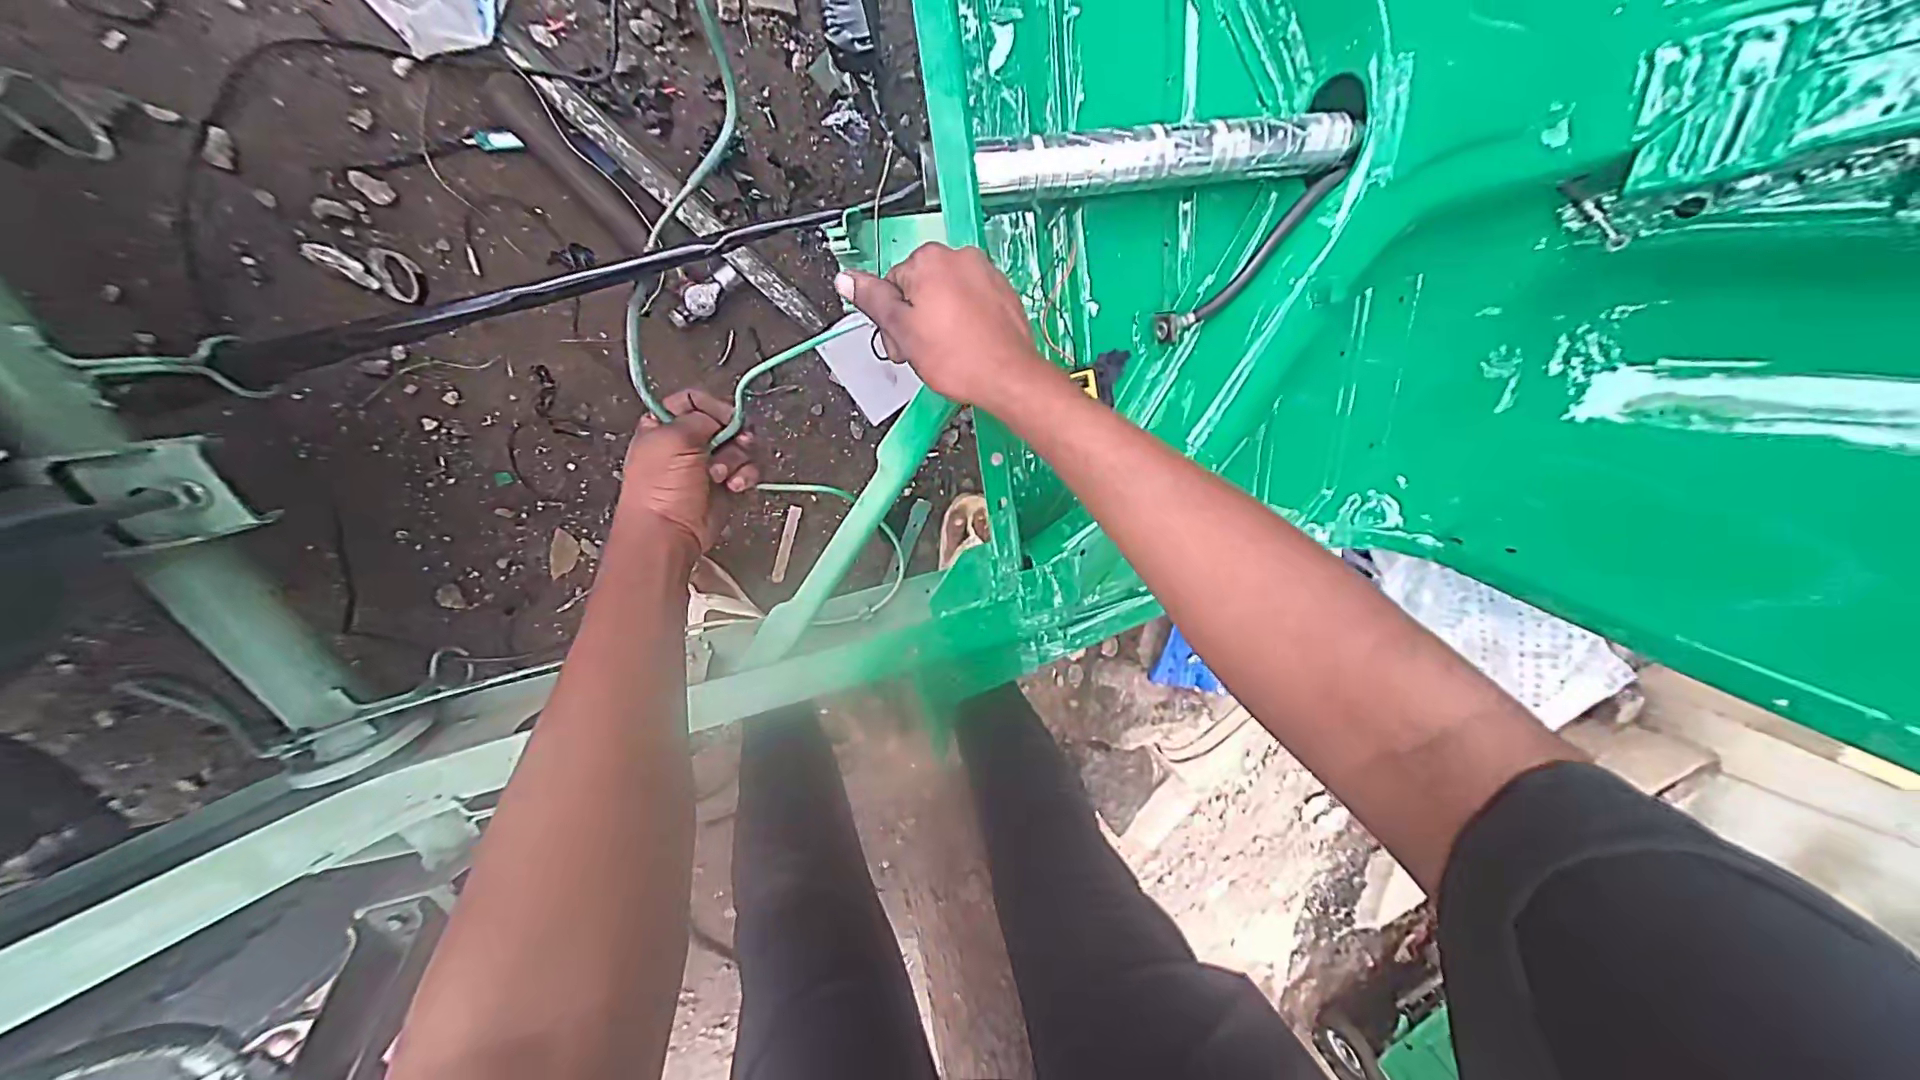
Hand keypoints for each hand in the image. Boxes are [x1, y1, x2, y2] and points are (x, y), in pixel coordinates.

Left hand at [618, 388, 758, 552]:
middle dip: (734, 435)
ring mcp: (711, 463)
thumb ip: (700, 417)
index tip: (722, 419)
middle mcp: (690, 441)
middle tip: (735, 444)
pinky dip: (746, 475)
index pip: (695, 401)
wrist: (669, 530)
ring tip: (723, 476)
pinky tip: (734, 486)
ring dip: (738, 458)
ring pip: (742, 445)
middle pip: (726, 422)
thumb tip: (722, 419)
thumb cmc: (662, 484)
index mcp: (667, 425)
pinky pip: (748, 469)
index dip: (711, 406)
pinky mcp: (728, 482)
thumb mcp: (673, 438)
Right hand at [835, 242, 1061, 412]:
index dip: (893, 319)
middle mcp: (959, 257)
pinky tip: (965, 346)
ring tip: (946, 352)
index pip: (891, 284)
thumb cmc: (960, 359)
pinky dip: (965, 322)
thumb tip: (846, 279)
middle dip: (916, 319)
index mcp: (929, 260)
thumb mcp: (902, 330)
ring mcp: (985, 273)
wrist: (1009, 377)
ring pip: (946, 296)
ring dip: (939, 322)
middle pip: (919, 288)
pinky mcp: (1003, 293)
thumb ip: (873, 301)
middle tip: (922, 351)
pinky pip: (971, 304)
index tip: (902, 342)